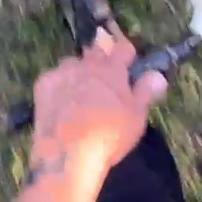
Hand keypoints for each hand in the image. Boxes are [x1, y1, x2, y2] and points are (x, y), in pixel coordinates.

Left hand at [30, 28, 166, 173]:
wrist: (68, 154)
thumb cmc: (109, 135)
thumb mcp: (136, 117)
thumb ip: (146, 91)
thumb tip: (158, 75)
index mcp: (112, 69)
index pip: (123, 47)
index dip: (126, 52)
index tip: (128, 62)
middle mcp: (87, 64)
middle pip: (96, 51)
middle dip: (101, 59)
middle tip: (104, 80)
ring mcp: (63, 71)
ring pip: (73, 63)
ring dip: (79, 72)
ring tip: (81, 93)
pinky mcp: (43, 84)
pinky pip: (54, 77)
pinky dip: (59, 86)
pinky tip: (60, 104)